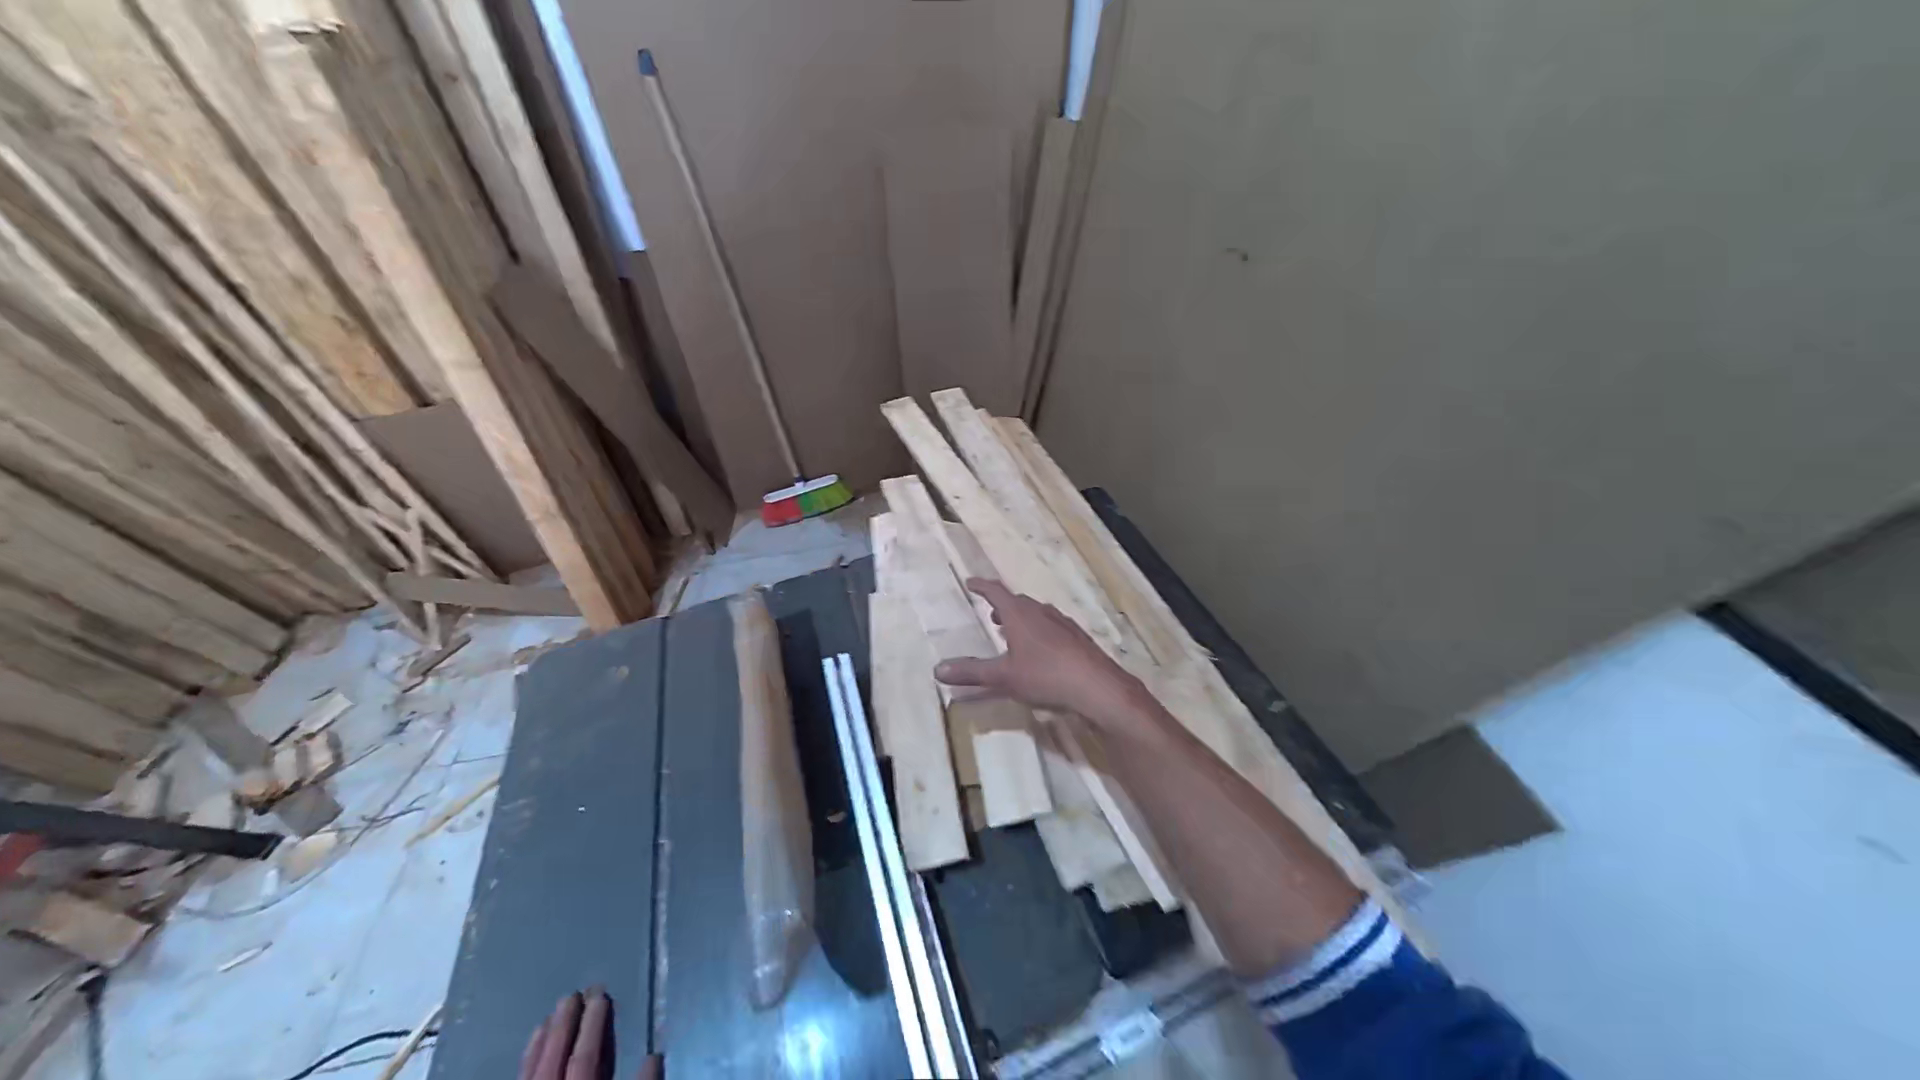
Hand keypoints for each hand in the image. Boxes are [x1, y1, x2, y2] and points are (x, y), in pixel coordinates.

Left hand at [520, 988, 661, 1079]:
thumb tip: (655, 1056)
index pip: (584, 1060)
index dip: (594, 1029)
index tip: (601, 997)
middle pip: (555, 1061)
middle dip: (566, 1026)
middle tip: (573, 994)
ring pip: (534, 1070)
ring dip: (544, 1040)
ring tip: (552, 1013)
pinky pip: (523, 1078)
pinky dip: (529, 1057)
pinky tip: (534, 1039)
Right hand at [934, 579, 1156, 732]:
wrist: (1098, 687)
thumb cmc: (1046, 676)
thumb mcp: (1003, 677)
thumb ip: (972, 672)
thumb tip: (937, 669)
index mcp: (1020, 615)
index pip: (996, 592)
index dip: (981, 586)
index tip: (970, 582)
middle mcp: (1041, 612)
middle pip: (1018, 602)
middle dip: (1002, 605)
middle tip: (991, 611)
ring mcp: (1063, 624)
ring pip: (1036, 614)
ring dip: (1021, 618)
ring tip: (1011, 631)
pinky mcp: (1078, 639)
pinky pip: (1051, 626)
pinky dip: (1038, 630)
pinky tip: (1041, 650)